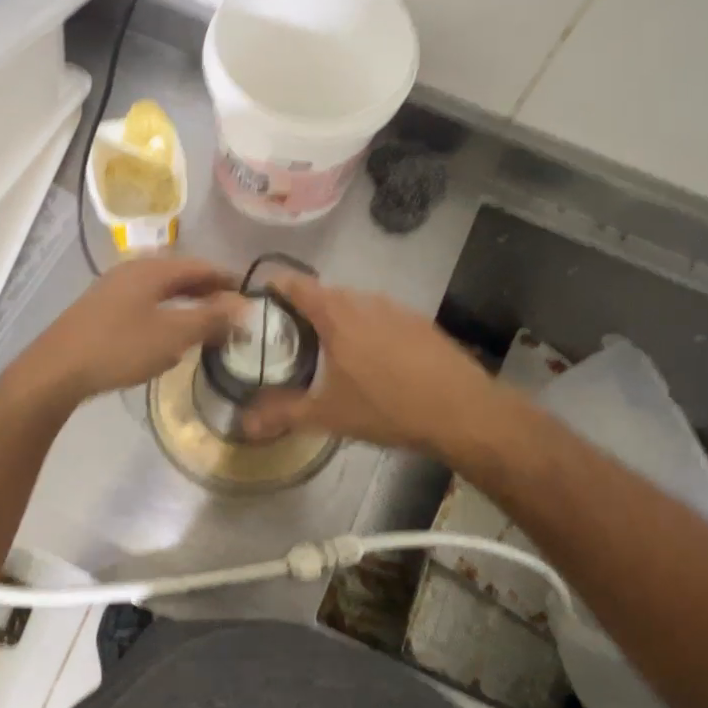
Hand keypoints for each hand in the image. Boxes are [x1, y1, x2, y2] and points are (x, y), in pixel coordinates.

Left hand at [16, 256, 245, 403]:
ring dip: (185, 306)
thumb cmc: (120, 348)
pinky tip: (166, 339)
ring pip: (160, 292)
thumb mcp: (172, 335)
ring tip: (204, 328)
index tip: (249, 297)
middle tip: (230, 315)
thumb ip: (210, 319)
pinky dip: (163, 316)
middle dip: (207, 294)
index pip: (201, 266)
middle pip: (179, 277)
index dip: (227, 280)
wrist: (57, 369)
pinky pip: (143, 306)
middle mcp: (132, 271)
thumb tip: (243, 306)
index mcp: (152, 269)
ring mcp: (112, 290)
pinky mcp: (100, 311)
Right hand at [243, 275, 499, 456]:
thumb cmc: (387, 408)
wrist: (462, 411)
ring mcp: (398, 310)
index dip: (276, 287)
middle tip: (290, 337)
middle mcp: (366, 302)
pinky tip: (373, 361)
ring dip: (340, 321)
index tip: (261, 300)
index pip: (298, 285)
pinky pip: (383, 318)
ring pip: (358, 306)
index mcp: (337, 316)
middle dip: (306, 310)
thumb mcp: (329, 415)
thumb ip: (284, 414)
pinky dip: (369, 331)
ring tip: (330, 351)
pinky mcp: (422, 324)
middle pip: (327, 295)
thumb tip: (245, 422)